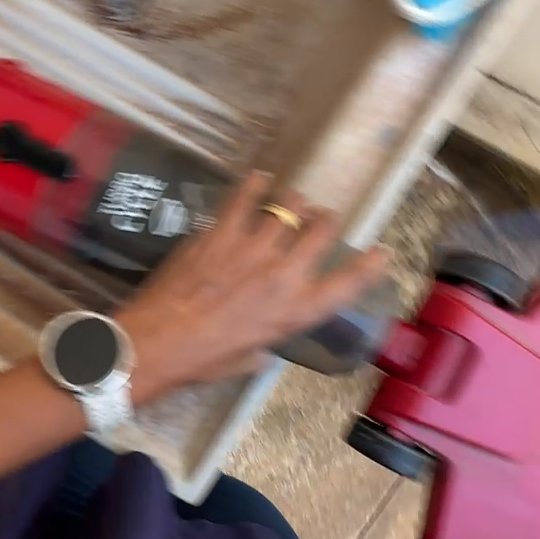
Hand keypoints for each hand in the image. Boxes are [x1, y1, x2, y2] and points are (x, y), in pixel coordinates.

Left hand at [114, 171, 387, 404]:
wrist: (158, 340)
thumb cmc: (202, 360)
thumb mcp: (246, 360)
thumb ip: (263, 347)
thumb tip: (262, 348)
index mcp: (295, 312)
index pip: (347, 284)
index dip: (370, 266)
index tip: (381, 252)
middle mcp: (283, 274)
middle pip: (320, 232)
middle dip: (326, 221)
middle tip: (322, 218)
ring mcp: (252, 248)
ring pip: (288, 208)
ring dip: (295, 203)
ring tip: (294, 201)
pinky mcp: (220, 232)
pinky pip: (243, 198)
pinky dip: (254, 185)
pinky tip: (259, 178)